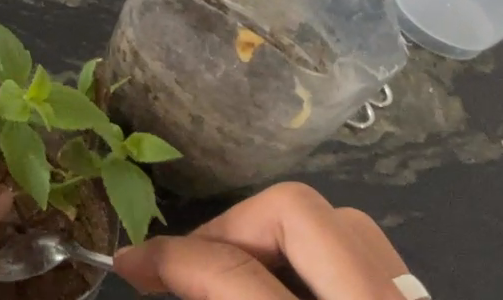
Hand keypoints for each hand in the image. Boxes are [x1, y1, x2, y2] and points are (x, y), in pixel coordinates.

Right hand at [115, 182, 415, 298]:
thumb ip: (216, 299)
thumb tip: (160, 268)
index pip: (234, 274)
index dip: (169, 260)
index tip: (131, 264)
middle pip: (298, 211)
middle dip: (231, 227)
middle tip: (192, 263)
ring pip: (348, 226)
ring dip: (279, 239)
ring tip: (241, 275)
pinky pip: (372, 263)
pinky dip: (320, 264)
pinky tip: (291, 293)